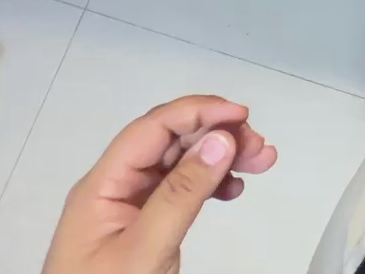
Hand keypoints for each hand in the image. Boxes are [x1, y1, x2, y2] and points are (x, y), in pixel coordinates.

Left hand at [43, 96, 278, 273]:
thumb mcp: (144, 253)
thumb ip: (181, 194)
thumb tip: (222, 138)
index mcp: (103, 186)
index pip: (153, 127)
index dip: (198, 111)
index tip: (243, 117)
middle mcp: (117, 187)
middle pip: (172, 140)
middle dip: (219, 134)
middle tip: (260, 148)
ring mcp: (132, 207)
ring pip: (184, 160)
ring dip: (224, 155)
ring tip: (261, 162)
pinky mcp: (147, 224)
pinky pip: (185, 187)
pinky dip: (215, 181)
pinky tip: (235, 191)